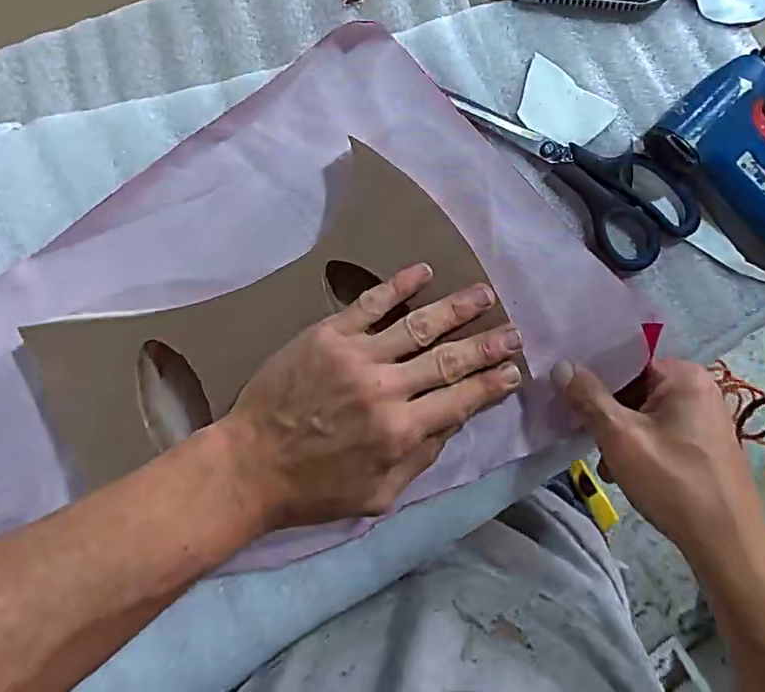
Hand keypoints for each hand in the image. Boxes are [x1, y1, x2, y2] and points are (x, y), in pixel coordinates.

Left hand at [219, 263, 524, 531]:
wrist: (248, 467)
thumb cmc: (316, 488)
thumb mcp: (379, 493)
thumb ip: (423, 456)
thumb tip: (458, 417)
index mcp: (400, 433)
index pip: (461, 400)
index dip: (492, 383)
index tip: (515, 368)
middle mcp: (386, 390)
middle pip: (449, 359)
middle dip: (487, 344)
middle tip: (514, 330)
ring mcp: (358, 357)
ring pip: (419, 325)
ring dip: (457, 308)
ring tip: (485, 294)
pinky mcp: (329, 336)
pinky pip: (370, 304)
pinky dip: (400, 285)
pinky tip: (425, 271)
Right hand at [552, 357, 764, 554]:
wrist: (728, 546)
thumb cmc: (674, 483)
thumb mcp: (622, 439)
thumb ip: (589, 399)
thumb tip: (562, 365)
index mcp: (684, 374)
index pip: (628, 361)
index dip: (595, 378)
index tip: (568, 397)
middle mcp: (699, 386)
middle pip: (637, 387)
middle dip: (609, 414)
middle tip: (587, 440)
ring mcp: (706, 415)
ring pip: (648, 412)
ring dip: (623, 435)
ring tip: (609, 466)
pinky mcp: (707, 442)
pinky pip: (664, 430)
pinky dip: (643, 446)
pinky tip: (629, 473)